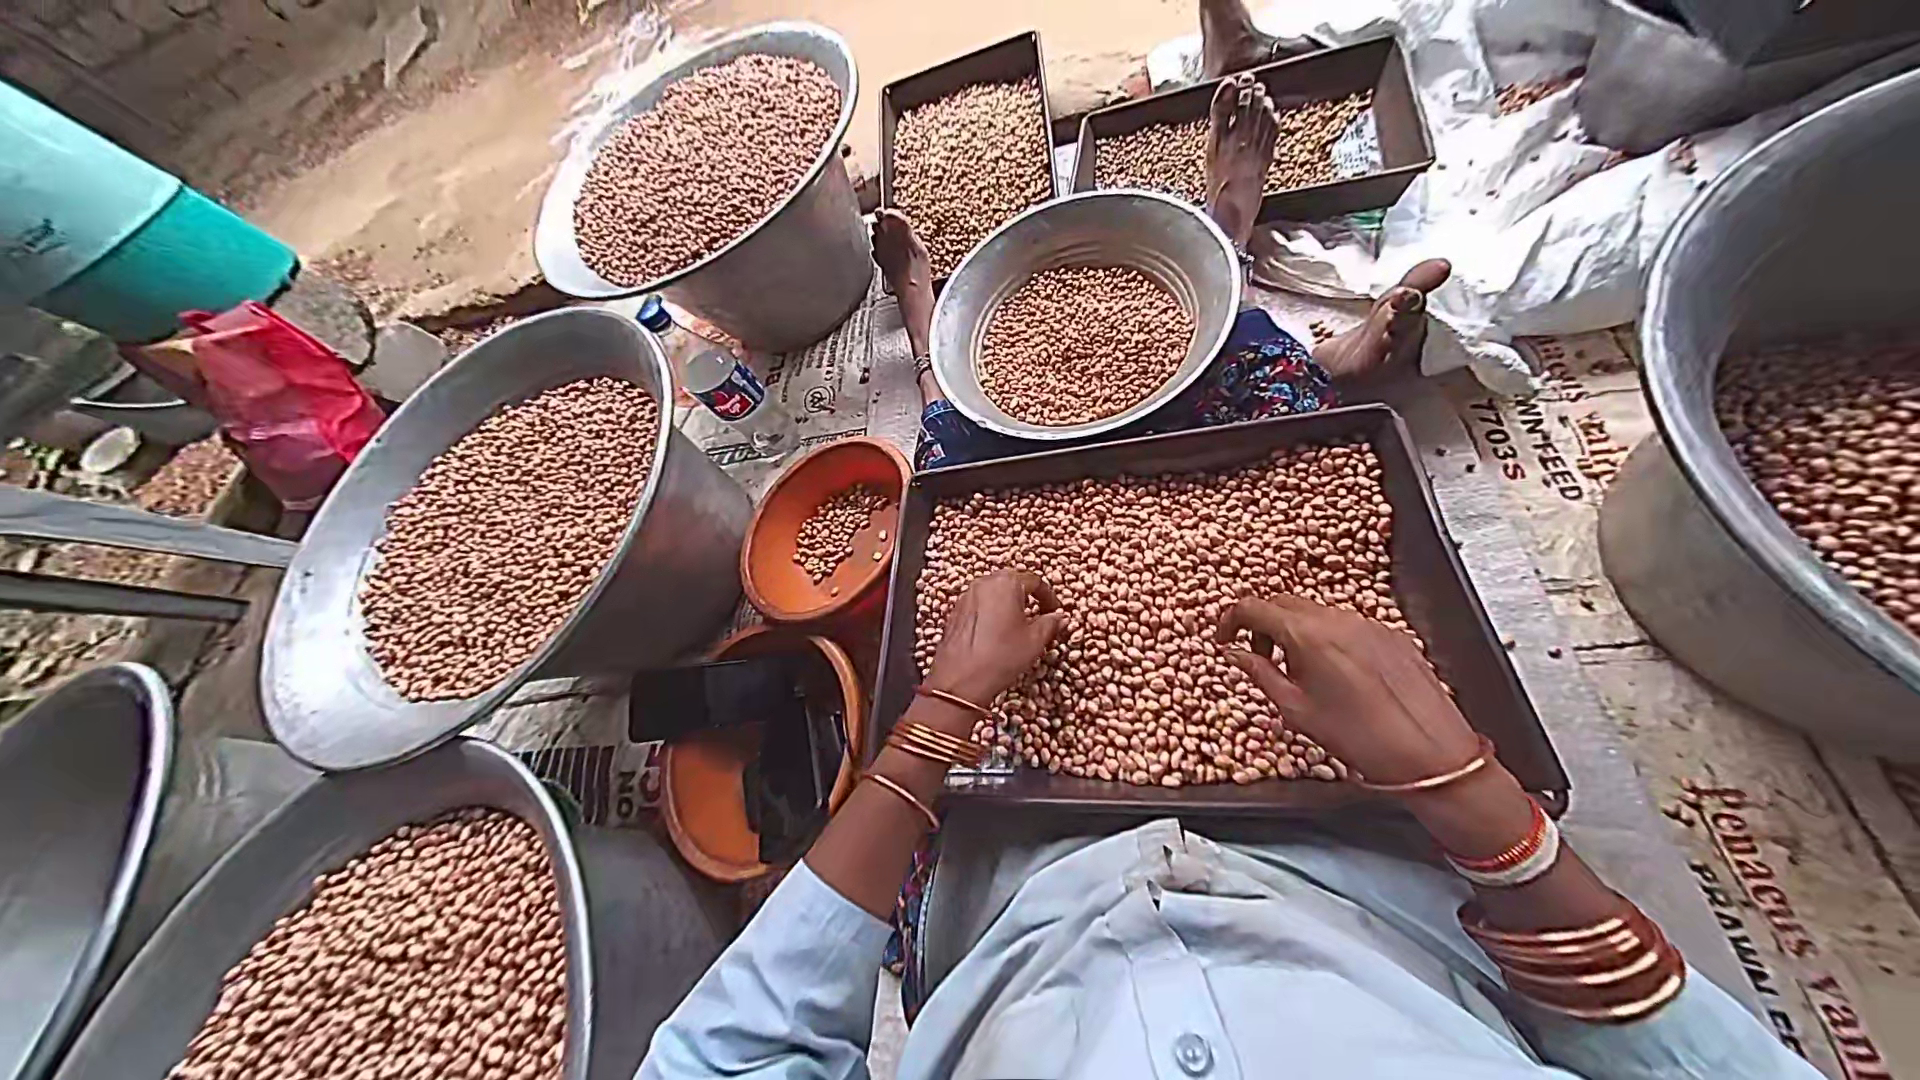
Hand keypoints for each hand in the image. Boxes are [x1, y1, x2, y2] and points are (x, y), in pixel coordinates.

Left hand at [925, 570, 1065, 712]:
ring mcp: (966, 596)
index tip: (1055, 611)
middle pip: (1012, 581)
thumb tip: (1058, 617)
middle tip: (1039, 613)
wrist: (960, 680)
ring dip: (1008, 602)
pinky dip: (991, 611)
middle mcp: (983, 584)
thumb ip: (1050, 623)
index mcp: (1006, 584)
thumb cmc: (1000, 657)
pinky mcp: (955, 612)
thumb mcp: (1034, 641)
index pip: (1034, 581)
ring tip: (1018, 624)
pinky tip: (997, 632)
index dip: (1048, 596)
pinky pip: (979, 604)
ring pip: (993, 592)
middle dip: (1028, 595)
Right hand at [1213, 595, 1480, 785]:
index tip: (1226, 638)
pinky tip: (1333, 672)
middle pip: (1282, 603)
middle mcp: (1338, 620)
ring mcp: (1368, 624)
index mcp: (1308, 635)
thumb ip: (1259, 673)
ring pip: (1314, 611)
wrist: (1432, 756)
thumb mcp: (1295, 709)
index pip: (1252, 607)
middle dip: (1262, 624)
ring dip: (1294, 630)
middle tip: (1257, 654)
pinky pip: (1346, 624)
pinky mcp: (1391, 635)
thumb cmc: (1360, 738)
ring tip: (1297, 669)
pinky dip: (1326, 636)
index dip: (1231, 620)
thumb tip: (1236, 654)